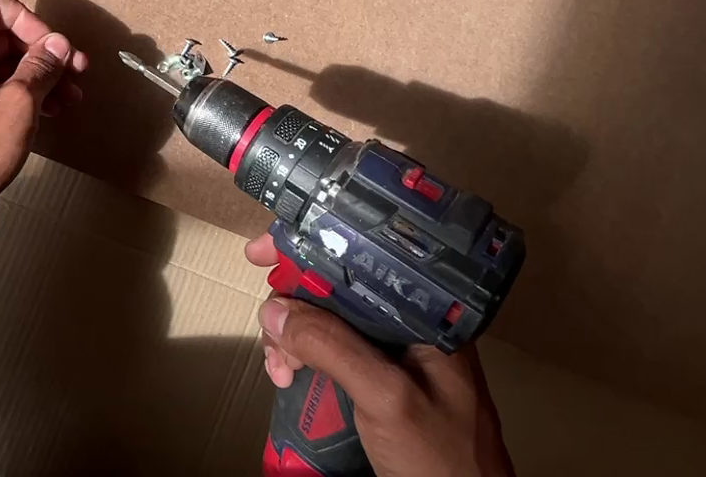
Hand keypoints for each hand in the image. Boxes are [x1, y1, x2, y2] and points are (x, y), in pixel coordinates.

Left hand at [0, 0, 88, 210]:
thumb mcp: (20, 103)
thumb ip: (42, 66)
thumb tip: (59, 45)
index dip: (28, 18)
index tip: (49, 46)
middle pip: (5, 31)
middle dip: (44, 49)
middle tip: (78, 70)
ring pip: (6, 59)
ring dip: (41, 71)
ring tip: (72, 95)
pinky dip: (26, 88)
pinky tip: (54, 107)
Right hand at [246, 236, 515, 476]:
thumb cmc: (443, 461)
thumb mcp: (387, 398)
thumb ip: (333, 346)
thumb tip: (274, 310)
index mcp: (423, 317)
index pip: (358, 261)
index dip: (308, 249)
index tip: (262, 253)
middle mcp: (404, 330)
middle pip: (331, 292)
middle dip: (290, 307)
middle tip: (272, 339)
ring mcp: (389, 360)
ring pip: (322, 324)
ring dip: (289, 338)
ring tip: (280, 371)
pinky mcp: (374, 387)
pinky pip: (325, 356)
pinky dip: (299, 360)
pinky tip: (288, 378)